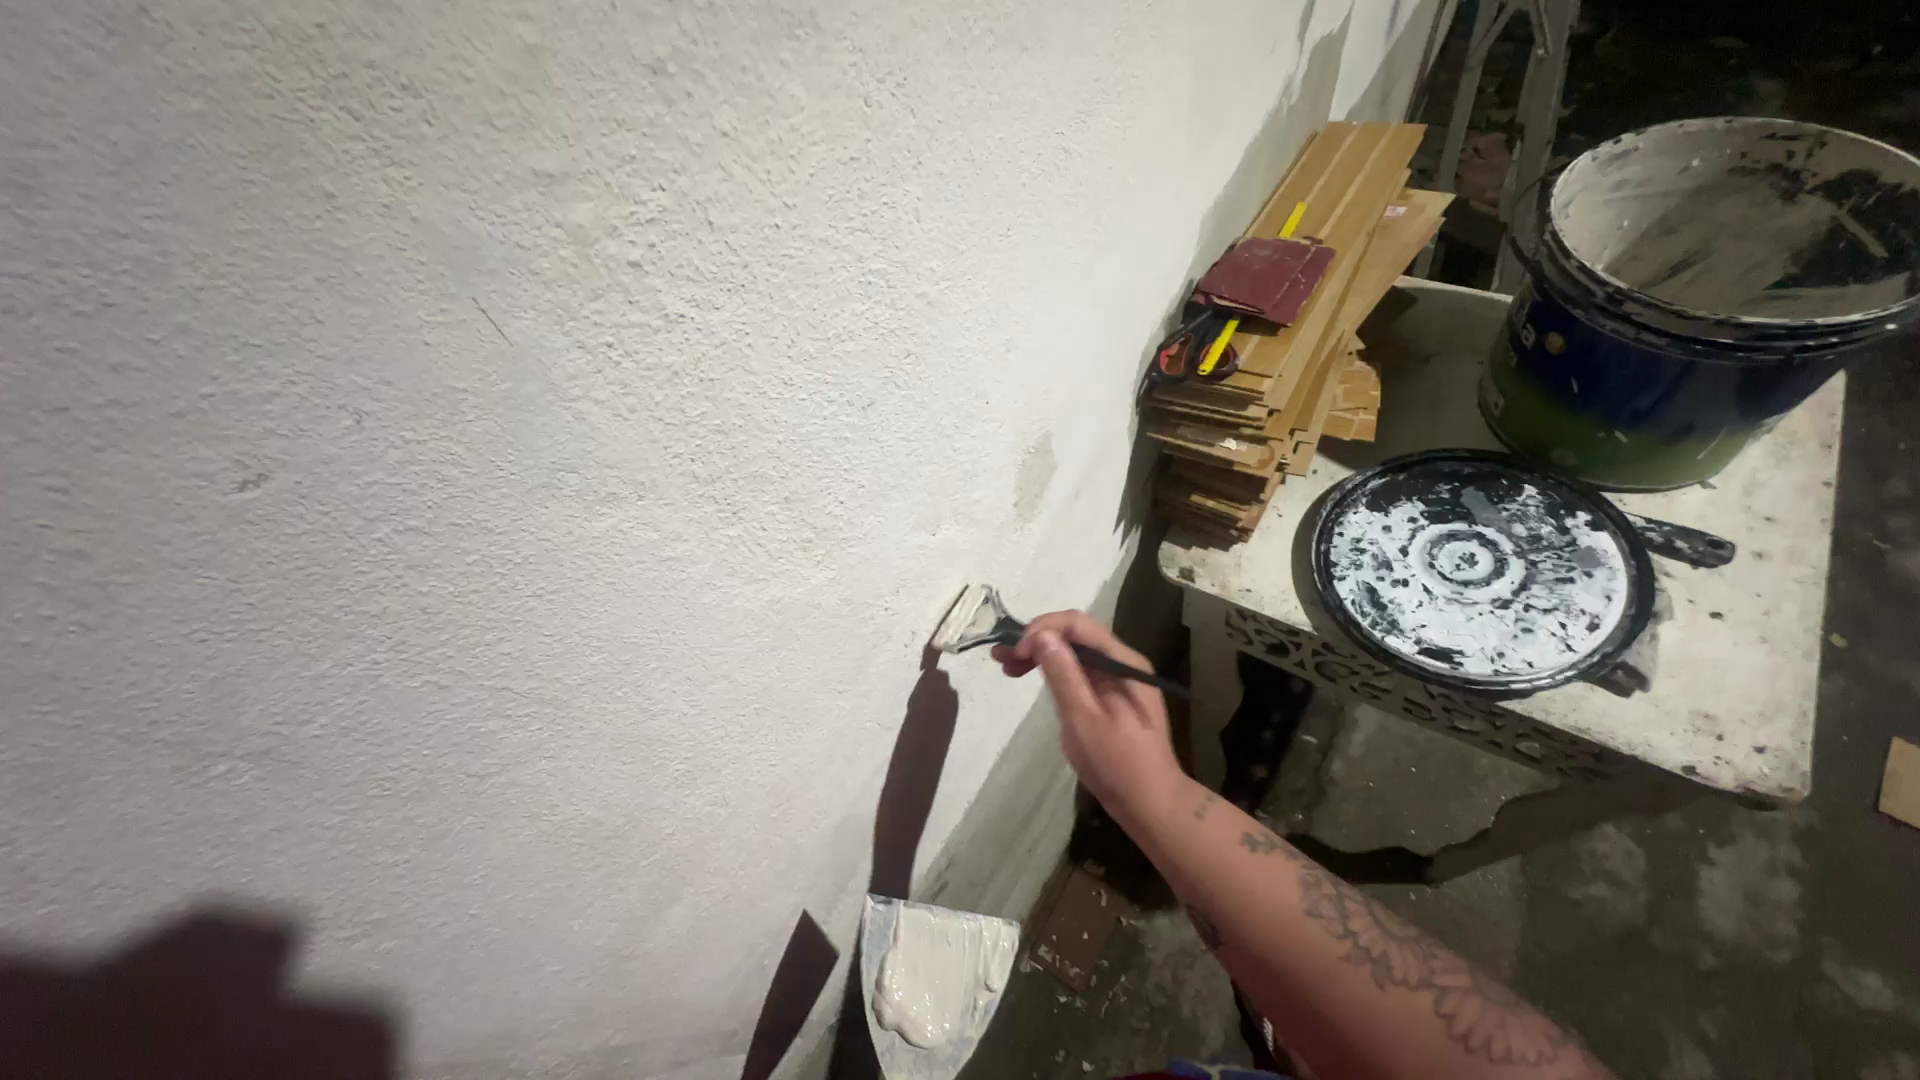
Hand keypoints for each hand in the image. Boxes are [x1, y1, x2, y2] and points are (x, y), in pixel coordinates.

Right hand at [991, 611, 1184, 820]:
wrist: (1151, 804)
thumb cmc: (1119, 765)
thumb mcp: (1084, 720)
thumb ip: (1064, 675)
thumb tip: (1040, 635)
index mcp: (1123, 662)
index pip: (1077, 624)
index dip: (1042, 630)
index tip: (1016, 653)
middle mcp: (1121, 662)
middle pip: (1074, 635)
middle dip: (1036, 639)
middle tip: (1001, 657)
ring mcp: (1117, 679)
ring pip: (1073, 652)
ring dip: (1041, 654)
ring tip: (1007, 666)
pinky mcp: (1109, 696)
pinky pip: (1078, 672)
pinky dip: (1053, 671)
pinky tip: (1033, 678)